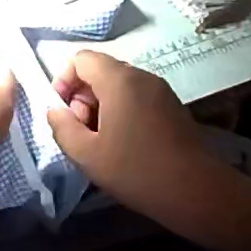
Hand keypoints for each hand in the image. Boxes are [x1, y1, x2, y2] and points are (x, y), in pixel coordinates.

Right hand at [45, 50, 229, 215]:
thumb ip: (62, 126)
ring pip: (119, 86)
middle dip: (82, 97)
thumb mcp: (86, 154)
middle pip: (100, 71)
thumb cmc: (135, 171)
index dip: (63, 80)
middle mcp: (141, 76)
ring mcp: (160, 91)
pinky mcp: (172, 107)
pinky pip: (137, 98)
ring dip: (101, 107)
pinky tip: (123, 144)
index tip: (63, 112)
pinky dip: (122, 112)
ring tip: (101, 142)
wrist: (195, 191)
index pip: (81, 59)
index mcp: (119, 80)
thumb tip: (55, 110)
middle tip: (82, 132)